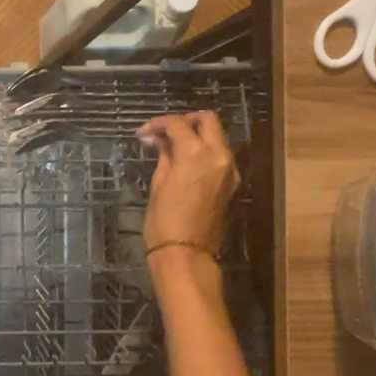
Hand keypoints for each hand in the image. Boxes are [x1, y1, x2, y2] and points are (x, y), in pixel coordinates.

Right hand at [137, 111, 239, 261]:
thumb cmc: (163, 222)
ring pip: (217, 137)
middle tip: (164, 132)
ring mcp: (230, 170)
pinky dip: (204, 151)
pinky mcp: (232, 183)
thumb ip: (164, 156)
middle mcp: (219, 156)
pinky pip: (220, 156)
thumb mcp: (159, 184)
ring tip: (172, 147)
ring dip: (197, 135)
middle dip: (185, 121)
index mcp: (197, 154)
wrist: (187, 255)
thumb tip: (159, 140)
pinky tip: (186, 162)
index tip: (143, 133)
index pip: (178, 124)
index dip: (158, 124)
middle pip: (208, 120)